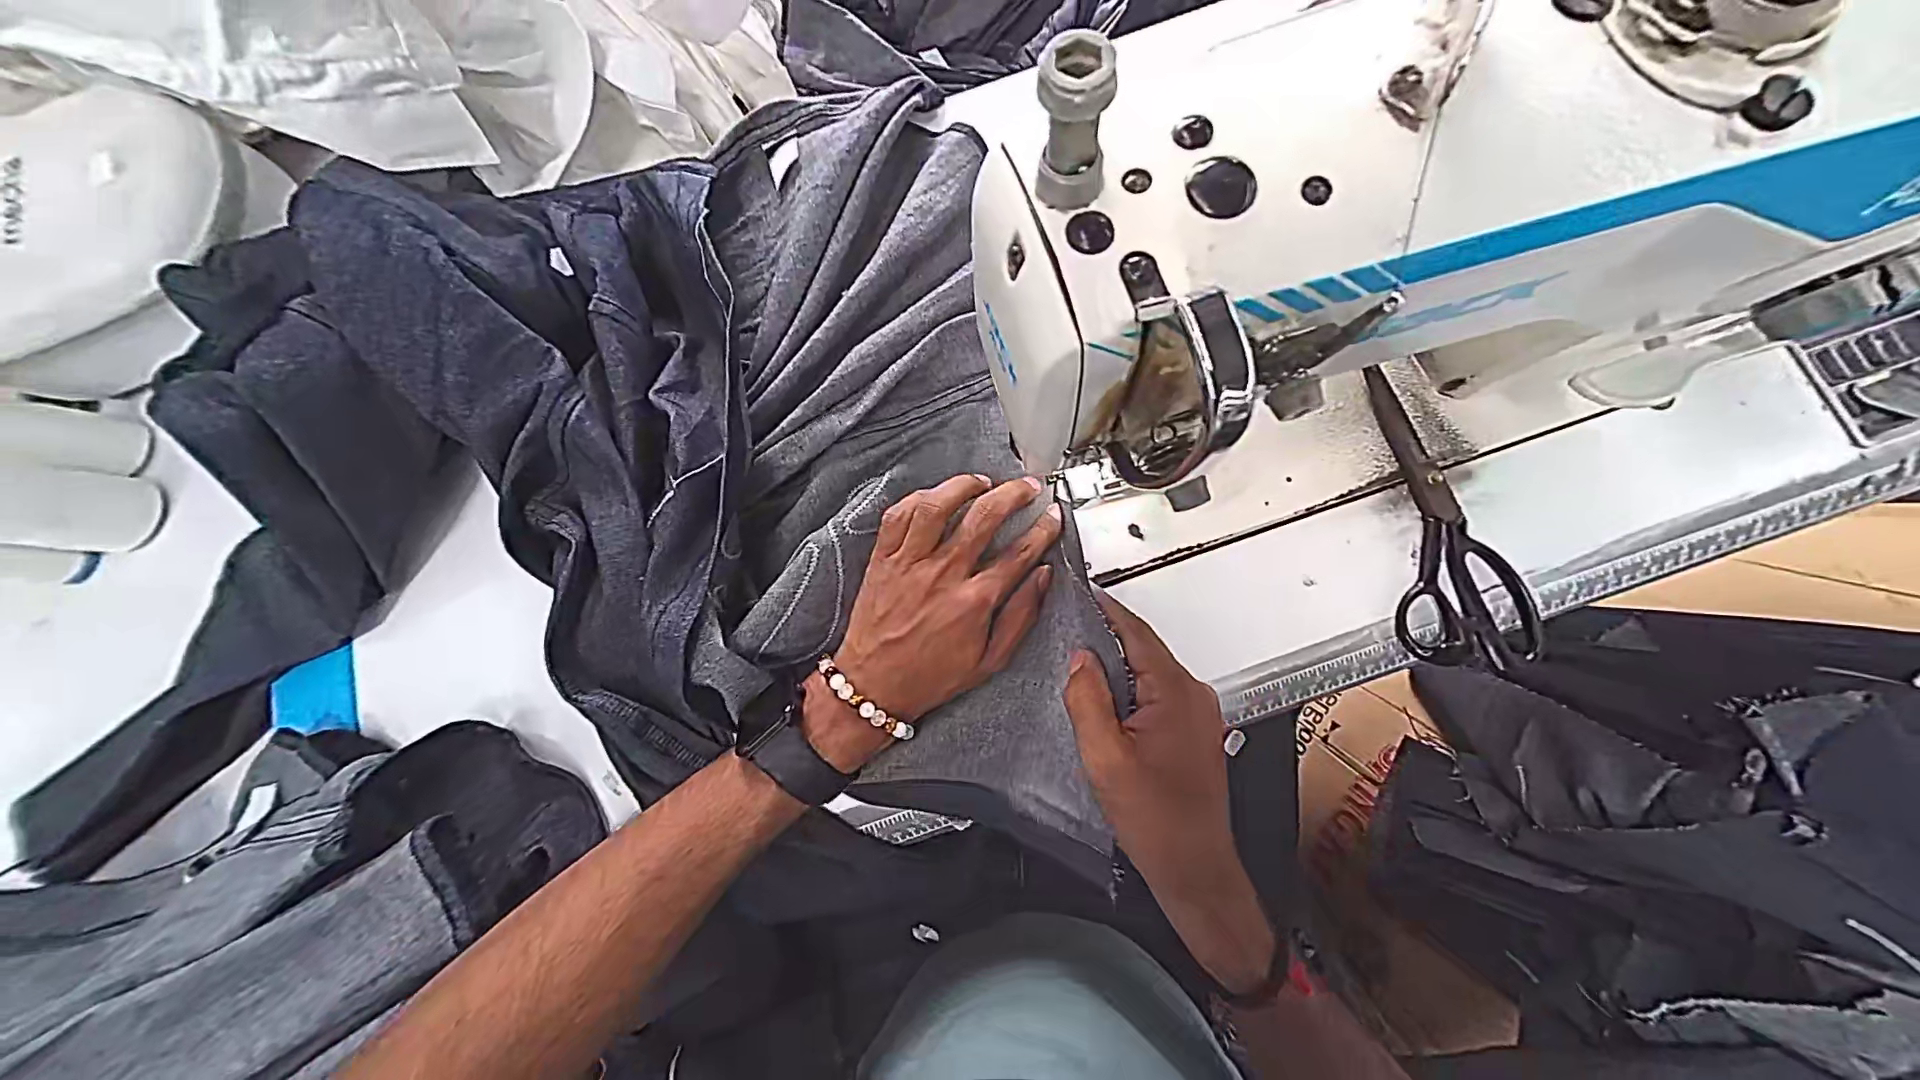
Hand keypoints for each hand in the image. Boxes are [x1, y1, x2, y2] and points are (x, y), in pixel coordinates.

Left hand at [807, 474, 1060, 769]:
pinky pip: (899, 516)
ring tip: (982, 481)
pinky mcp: (883, 560)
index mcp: (974, 602)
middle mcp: (943, 576)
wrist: (874, 685)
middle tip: (1026, 487)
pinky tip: (935, 496)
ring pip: (938, 506)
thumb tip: (1043, 578)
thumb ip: (1022, 616)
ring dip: (964, 486)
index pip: (1019, 552)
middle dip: (1013, 495)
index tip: (1051, 517)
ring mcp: (910, 564)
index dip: (1043, 529)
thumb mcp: (990, 660)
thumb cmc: (929, 676)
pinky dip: (918, 498)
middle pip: (984, 517)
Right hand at [1064, 592, 1275, 993]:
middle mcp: (1194, 697)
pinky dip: (1133, 686)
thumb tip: (1079, 659)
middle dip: (1109, 634)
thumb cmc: (1158, 821)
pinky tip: (1109, 699)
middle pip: (1145, 648)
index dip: (1107, 609)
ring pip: (1151, 670)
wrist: (1194, 867)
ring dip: (1120, 663)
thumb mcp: (1105, 757)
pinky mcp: (1196, 729)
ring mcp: (1199, 713)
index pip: (1137, 633)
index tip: (1085, 592)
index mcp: (1175, 694)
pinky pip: (1159, 691)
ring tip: (1084, 661)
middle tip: (1074, 625)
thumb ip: (1088, 700)